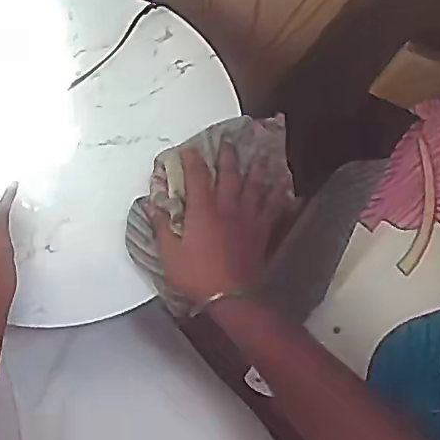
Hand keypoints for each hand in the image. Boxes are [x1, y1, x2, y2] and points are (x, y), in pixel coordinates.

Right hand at [149, 146, 287, 302]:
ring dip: (257, 170)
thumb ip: (162, 227)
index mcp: (203, 211)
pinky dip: (280, 199)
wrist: (231, 296)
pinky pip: (273, 211)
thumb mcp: (170, 254)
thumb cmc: (197, 275)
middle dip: (228, 157)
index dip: (192, 161)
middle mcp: (227, 209)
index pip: (197, 177)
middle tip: (229, 143)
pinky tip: (287, 191)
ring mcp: (247, 220)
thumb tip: (153, 206)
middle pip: (230, 176)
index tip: (189, 149)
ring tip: (262, 156)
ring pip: (255, 188)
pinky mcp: (261, 233)